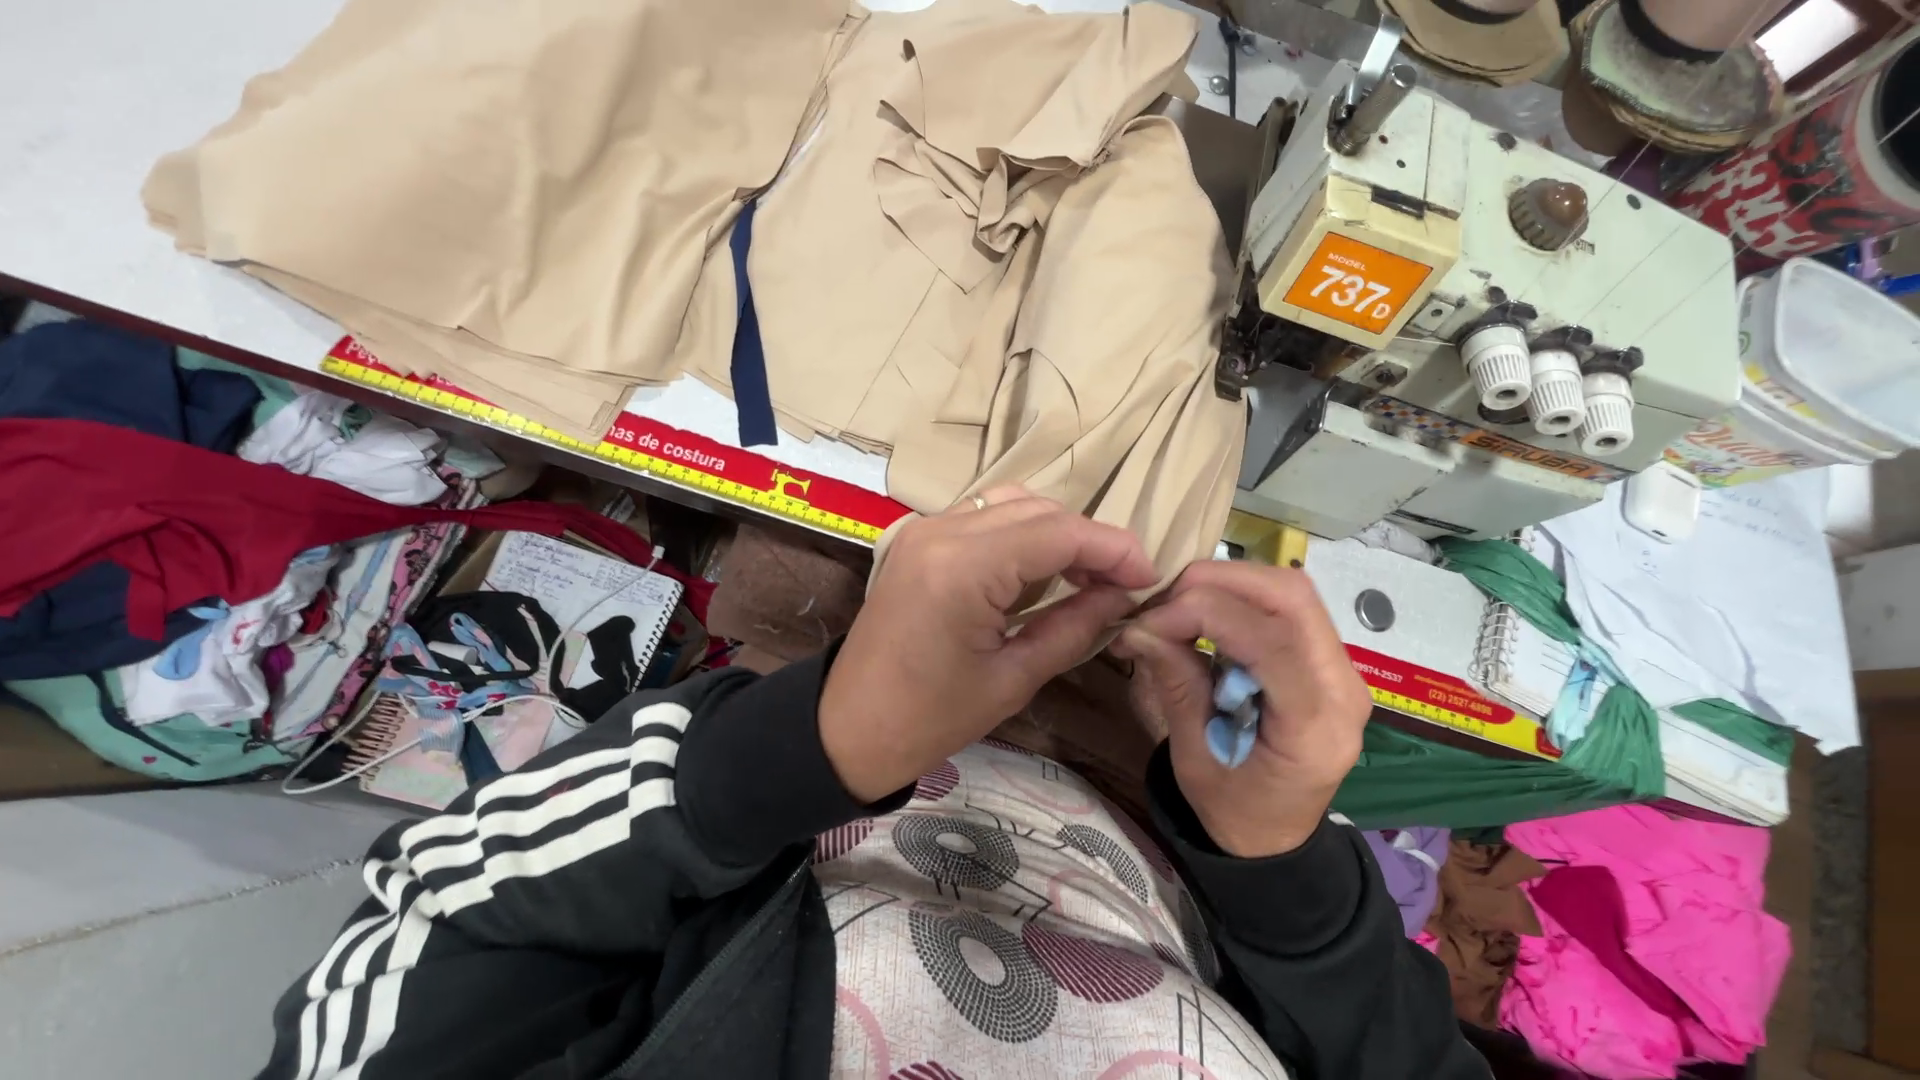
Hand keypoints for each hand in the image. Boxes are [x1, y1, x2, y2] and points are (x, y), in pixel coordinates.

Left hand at [819, 489, 1160, 802]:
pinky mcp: (918, 539)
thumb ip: (1075, 626)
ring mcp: (924, 529)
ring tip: (1088, 578)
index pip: (1059, 532)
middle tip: (1123, 585)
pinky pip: (983, 516)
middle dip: (1089, 540)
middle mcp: (941, 530)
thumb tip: (1124, 595)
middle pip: (1039, 510)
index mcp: (963, 567)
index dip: (1114, 548)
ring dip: (1057, 532)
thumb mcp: (1013, 679)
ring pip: (1012, 503)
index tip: (1150, 578)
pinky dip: (1021, 534)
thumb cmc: (930, 718)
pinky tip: (1042, 571)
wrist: (848, 727)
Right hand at [1112, 561, 1370, 857]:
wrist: (1276, 838)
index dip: (1205, 615)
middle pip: (1290, 598)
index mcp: (1314, 729)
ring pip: (1290, 592)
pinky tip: (1203, 617)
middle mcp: (1342, 688)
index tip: (1150, 622)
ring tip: (1178, 607)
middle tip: (1162, 602)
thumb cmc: (1234, 811)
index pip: (1272, 643)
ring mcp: (1342, 669)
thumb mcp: (1194, 759)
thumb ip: (1177, 686)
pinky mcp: (1326, 659)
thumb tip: (1140, 627)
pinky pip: (1286, 608)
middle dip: (1217, 584)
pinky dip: (1238, 598)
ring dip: (1227, 584)